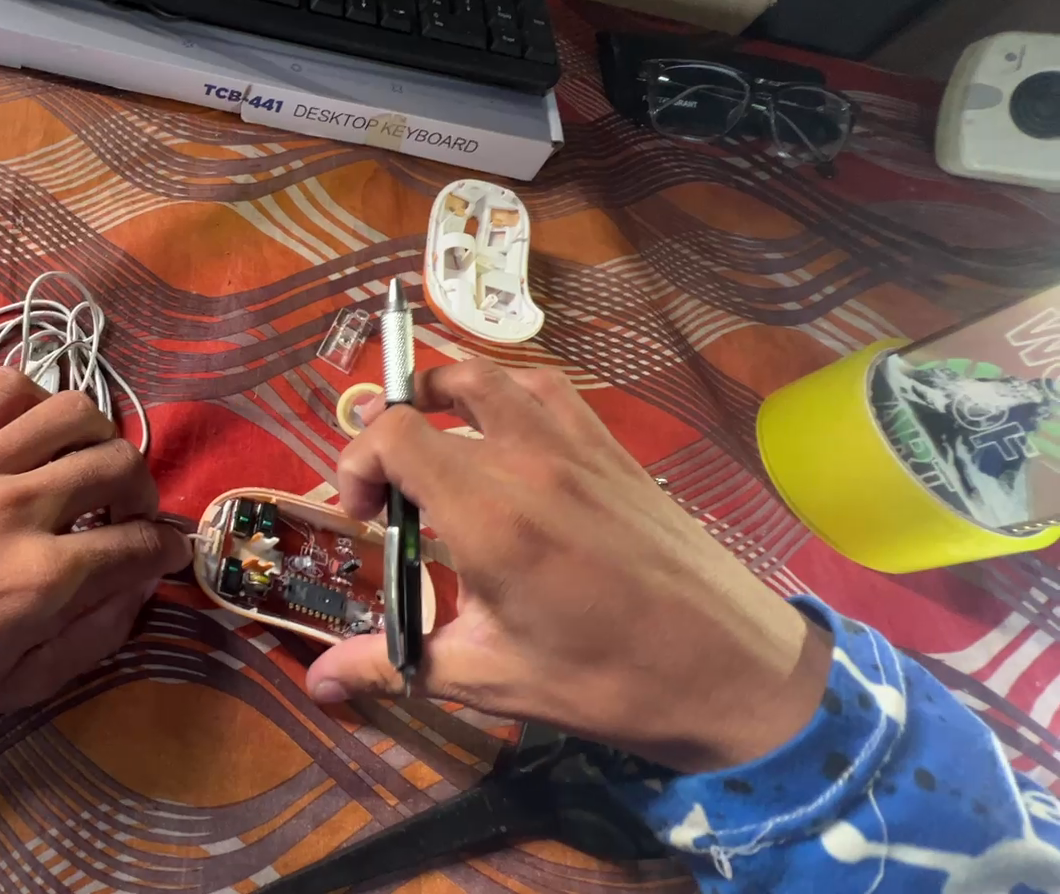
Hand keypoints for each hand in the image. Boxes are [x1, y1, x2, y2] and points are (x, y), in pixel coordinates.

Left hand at [0, 368, 188, 717]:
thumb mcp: (21, 683)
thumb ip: (96, 634)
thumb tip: (144, 579)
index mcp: (39, 580)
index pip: (137, 543)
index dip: (166, 547)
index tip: (166, 549)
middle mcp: (15, 509)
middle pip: (117, 465)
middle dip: (143, 491)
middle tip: (127, 512)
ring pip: (73, 411)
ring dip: (100, 436)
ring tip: (86, 463)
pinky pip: (4, 387)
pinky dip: (36, 400)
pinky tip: (34, 433)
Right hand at [305, 360, 832, 772]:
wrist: (743, 679)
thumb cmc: (608, 680)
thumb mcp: (489, 679)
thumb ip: (389, 667)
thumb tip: (317, 685)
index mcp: (488, 516)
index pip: (391, 435)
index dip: (356, 464)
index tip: (366, 517)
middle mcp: (524, 461)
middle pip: (426, 400)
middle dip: (385, 438)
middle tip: (391, 491)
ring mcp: (571, 446)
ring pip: (485, 375)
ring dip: (438, 394)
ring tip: (429, 436)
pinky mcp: (608, 448)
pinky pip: (541, 387)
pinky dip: (501, 392)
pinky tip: (500, 432)